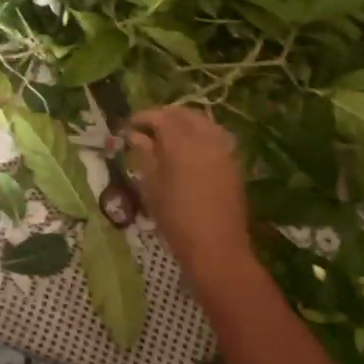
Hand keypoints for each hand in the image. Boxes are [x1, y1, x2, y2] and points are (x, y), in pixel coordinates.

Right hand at [125, 106, 255, 285]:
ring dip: (184, 121)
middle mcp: (205, 141)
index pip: (160, 117)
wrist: (217, 249)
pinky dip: (200, 133)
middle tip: (146, 127)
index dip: (142, 117)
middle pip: (185, 114)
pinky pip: (216, 136)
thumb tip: (136, 136)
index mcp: (181, 145)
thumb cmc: (176, 220)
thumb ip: (145, 156)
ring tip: (168, 135)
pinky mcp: (234, 163)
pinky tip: (189, 148)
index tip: (128, 125)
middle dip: (164, 115)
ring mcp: (223, 151)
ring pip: (204, 122)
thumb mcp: (152, 187)